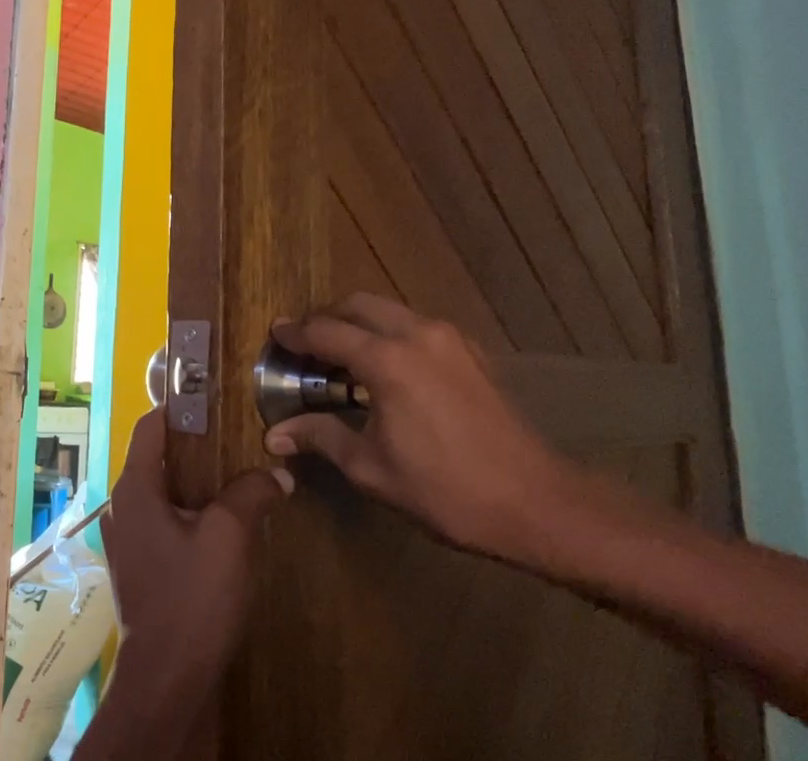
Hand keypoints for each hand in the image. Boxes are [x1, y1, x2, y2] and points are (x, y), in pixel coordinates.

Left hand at [76, 406, 291, 760]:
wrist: (168, 676)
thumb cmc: (193, 597)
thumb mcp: (230, 536)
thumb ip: (251, 494)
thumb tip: (277, 474)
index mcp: (134, 490)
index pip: (150, 427)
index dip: (179, 406)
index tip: (212, 394)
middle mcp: (122, 508)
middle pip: (158, 458)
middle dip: (197, 446)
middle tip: (239, 434)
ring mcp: (128, 539)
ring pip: (164, 492)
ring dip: (198, 481)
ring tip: (240, 472)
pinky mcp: (140, 565)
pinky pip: (166, 520)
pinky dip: (193, 510)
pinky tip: (228, 519)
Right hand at [264, 293, 575, 559]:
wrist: (535, 502)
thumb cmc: (444, 490)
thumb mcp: (371, 468)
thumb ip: (321, 438)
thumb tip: (274, 434)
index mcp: (387, 360)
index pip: (326, 332)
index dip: (294, 334)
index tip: (273, 335)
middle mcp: (418, 335)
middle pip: (359, 305)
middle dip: (327, 318)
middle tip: (305, 345)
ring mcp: (450, 340)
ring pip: (391, 312)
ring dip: (360, 324)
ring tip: (341, 358)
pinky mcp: (472, 354)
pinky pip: (418, 327)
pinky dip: (391, 334)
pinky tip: (385, 371)